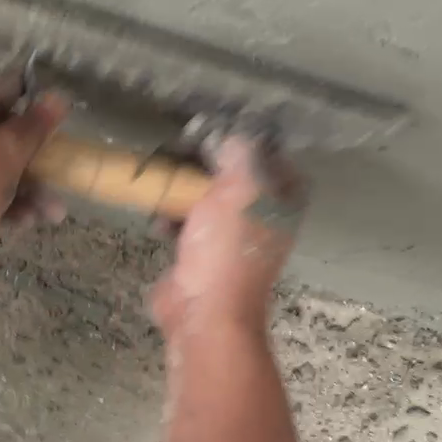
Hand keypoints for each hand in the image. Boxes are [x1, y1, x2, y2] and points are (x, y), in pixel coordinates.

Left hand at [0, 71, 70, 286]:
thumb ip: (34, 127)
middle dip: (39, 155)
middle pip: (6, 132)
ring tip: (55, 213)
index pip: (8, 87)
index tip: (64, 120)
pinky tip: (30, 221)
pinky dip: (8, 205)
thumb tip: (58, 98)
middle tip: (64, 172)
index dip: (38, 101)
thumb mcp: (5, 152)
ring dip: (30, 188)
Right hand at [151, 134, 306, 336]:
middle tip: (173, 154)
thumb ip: (240, 152)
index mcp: (284, 195)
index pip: (260, 148)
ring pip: (203, 193)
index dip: (232, 136)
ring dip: (179, 189)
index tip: (201, 130)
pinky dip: (170, 216)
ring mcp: (231, 233)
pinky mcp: (202, 250)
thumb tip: (230, 131)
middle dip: (198, 163)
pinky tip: (158, 219)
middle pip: (228, 170)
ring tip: (162, 187)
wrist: (203, 311)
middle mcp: (262, 210)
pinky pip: (185, 219)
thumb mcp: (239, 188)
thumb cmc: (226, 250)